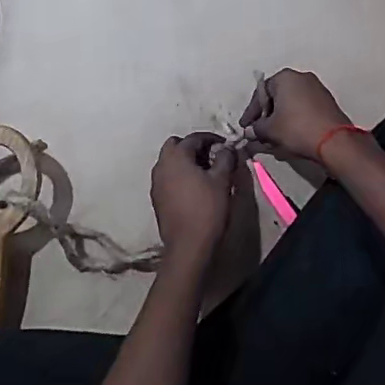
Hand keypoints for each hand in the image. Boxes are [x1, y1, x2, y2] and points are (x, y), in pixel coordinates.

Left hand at [149, 133, 235, 264]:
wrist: (188, 246)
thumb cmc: (207, 209)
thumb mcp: (222, 180)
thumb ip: (225, 158)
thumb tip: (228, 147)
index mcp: (176, 157)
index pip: (193, 138)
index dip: (212, 139)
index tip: (226, 146)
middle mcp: (161, 166)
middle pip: (175, 146)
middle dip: (193, 147)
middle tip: (212, 157)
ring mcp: (156, 183)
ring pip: (169, 162)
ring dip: (185, 162)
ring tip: (205, 173)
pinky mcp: (157, 199)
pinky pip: (167, 178)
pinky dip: (179, 176)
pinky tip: (194, 188)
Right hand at [241, 69, 353, 163]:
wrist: (334, 141)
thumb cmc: (296, 129)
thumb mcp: (270, 130)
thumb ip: (256, 128)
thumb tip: (250, 131)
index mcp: (285, 77)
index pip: (261, 93)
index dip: (251, 112)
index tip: (245, 127)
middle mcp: (301, 77)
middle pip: (277, 97)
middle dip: (266, 116)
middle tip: (258, 132)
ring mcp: (317, 88)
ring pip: (291, 104)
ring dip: (280, 119)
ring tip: (273, 137)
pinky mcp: (327, 102)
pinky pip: (304, 108)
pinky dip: (294, 119)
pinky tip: (290, 135)